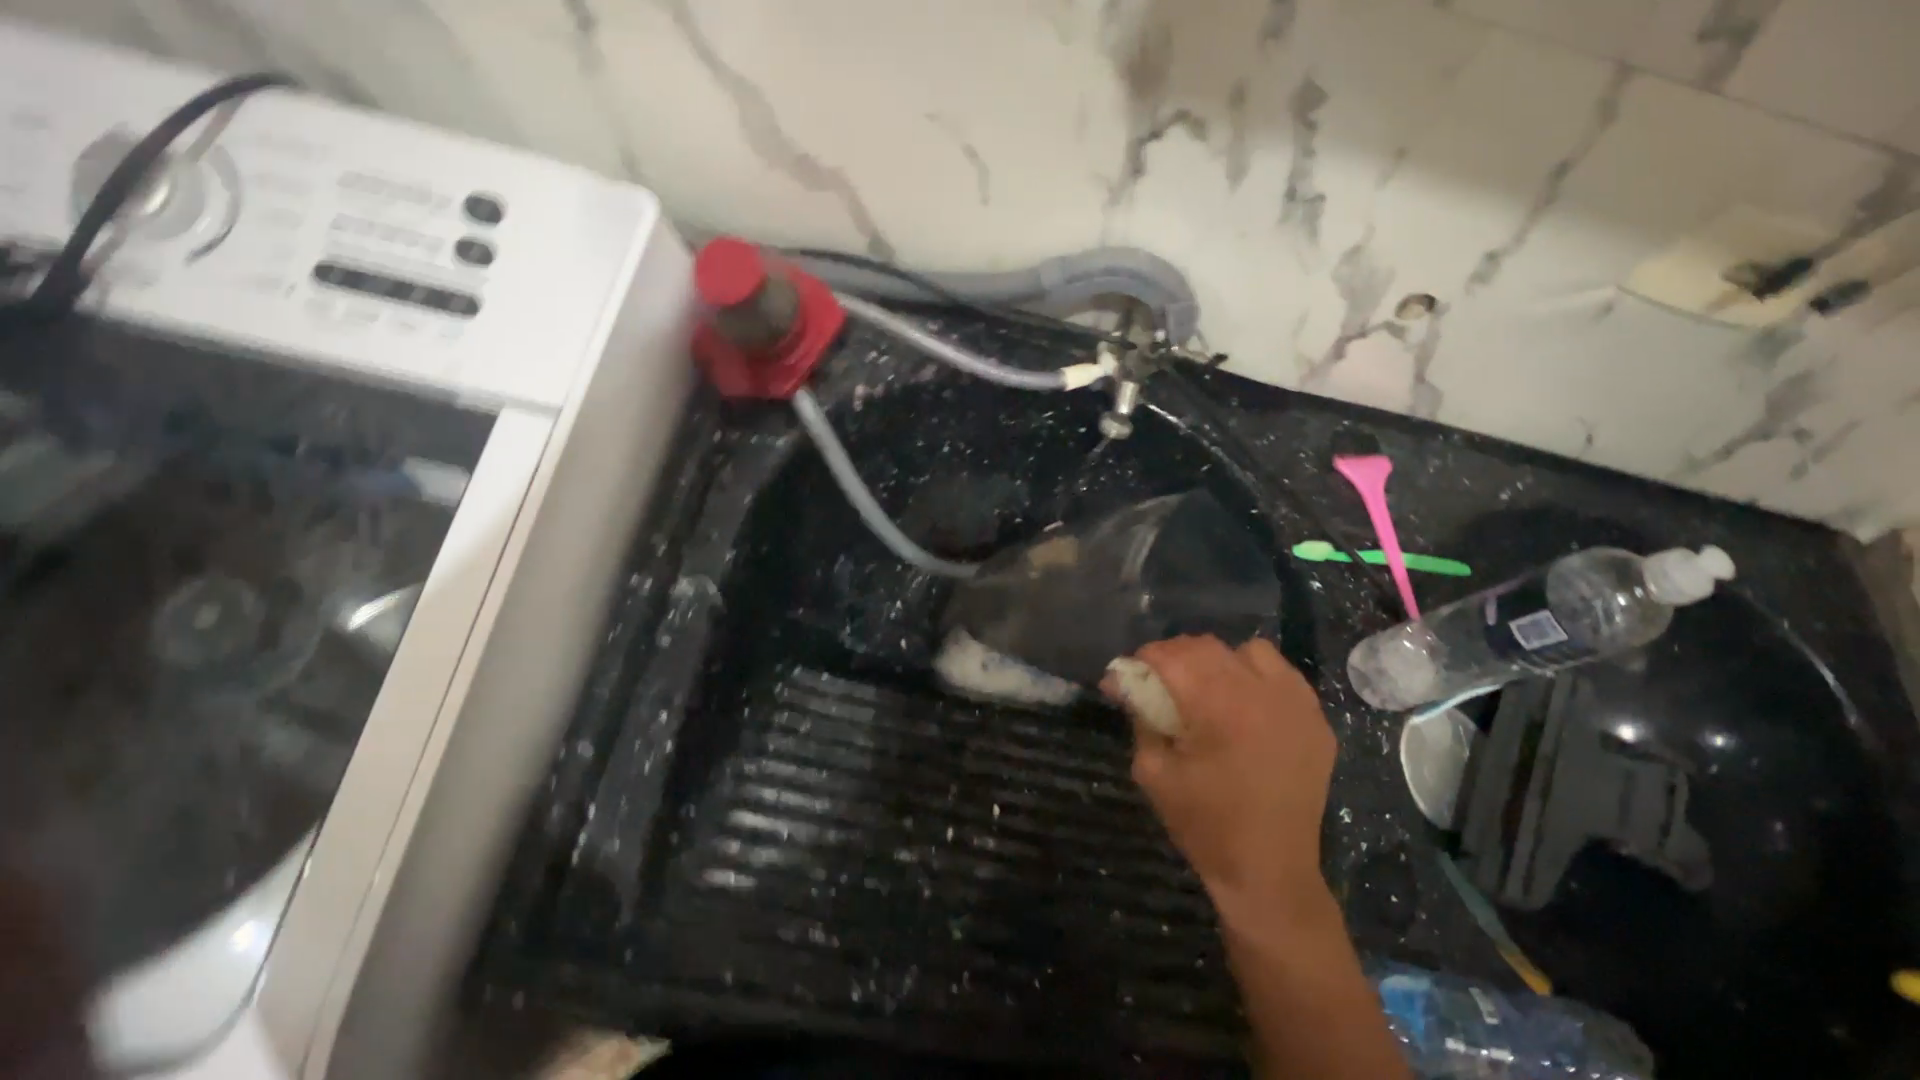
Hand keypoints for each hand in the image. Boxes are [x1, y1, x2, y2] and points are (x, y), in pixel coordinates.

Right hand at [1105, 635, 1337, 934]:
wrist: (1269, 869)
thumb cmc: (1204, 825)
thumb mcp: (1153, 772)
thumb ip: (1141, 719)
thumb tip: (1127, 684)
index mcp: (1218, 705)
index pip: (1171, 656)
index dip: (1142, 660)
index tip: (1125, 677)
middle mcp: (1262, 692)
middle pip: (1207, 646)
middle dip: (1175, 657)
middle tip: (1159, 682)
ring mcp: (1296, 703)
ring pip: (1250, 651)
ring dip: (1220, 662)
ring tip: (1207, 690)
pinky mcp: (1317, 720)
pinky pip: (1283, 676)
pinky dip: (1257, 678)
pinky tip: (1245, 706)